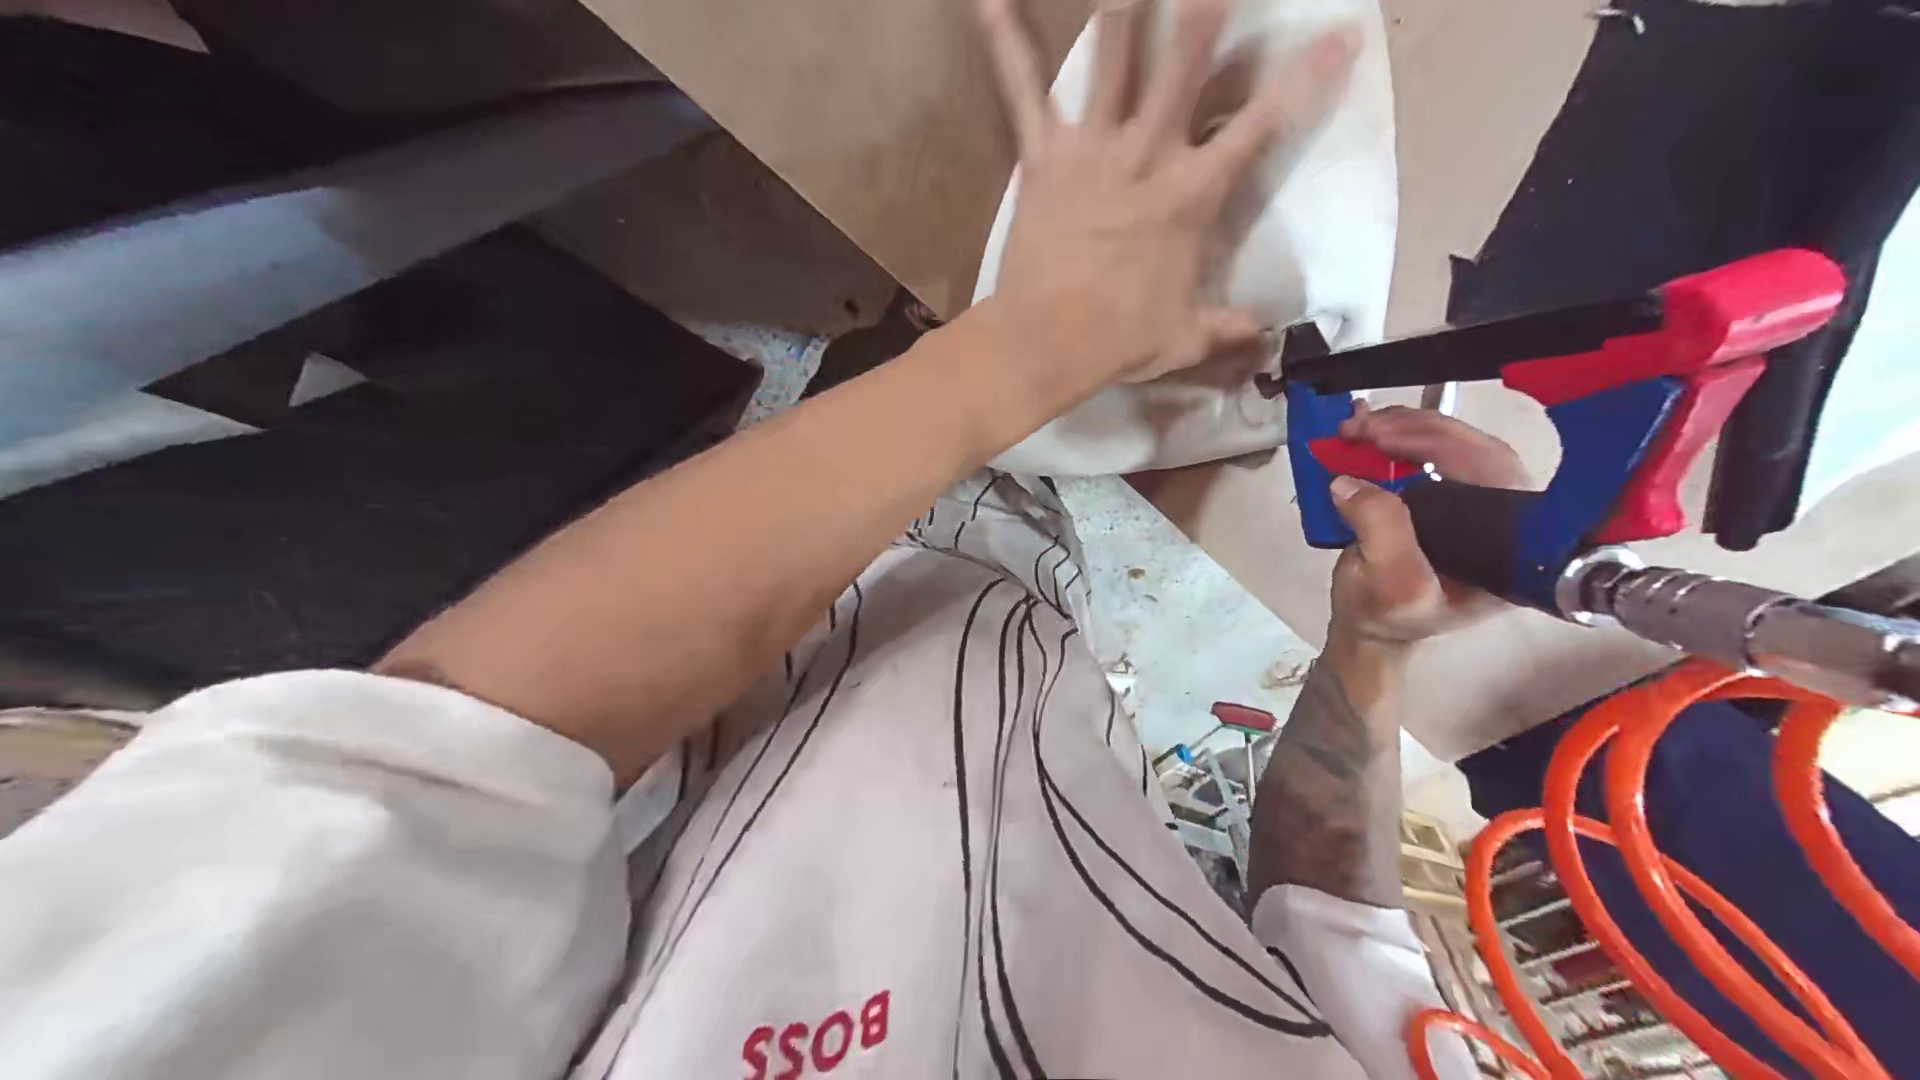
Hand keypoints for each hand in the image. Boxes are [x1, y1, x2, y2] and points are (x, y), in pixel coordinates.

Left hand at [978, 0, 1357, 386]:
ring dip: (1124, 2)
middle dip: (1205, 5)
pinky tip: (989, 0)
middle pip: (1186, 61)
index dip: (1306, 79)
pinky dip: (1007, 45)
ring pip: (1112, 56)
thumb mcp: (1186, 338)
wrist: (1048, 340)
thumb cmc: (1119, 340)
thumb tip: (1265, 336)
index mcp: (1192, 194)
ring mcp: (1092, 149)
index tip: (1342, 34)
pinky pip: (1023, 93)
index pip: (1262, 125)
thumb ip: (1228, 329)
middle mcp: (1148, 154)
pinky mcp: (1043, 159)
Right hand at [1326, 403, 1529, 647]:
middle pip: (1476, 451)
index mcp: (1513, 545)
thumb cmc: (1387, 615)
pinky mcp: (1446, 496)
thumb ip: (1381, 531)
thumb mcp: (1389, 584)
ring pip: (1454, 446)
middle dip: (1417, 430)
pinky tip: (1369, 432)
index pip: (1496, 474)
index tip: (1387, 438)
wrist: (1371, 627)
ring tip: (1357, 428)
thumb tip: (1349, 481)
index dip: (1446, 446)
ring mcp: (1477, 504)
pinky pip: (1431, 455)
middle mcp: (1506, 518)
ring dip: (1402, 428)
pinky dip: (1396, 437)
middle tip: (1362, 427)